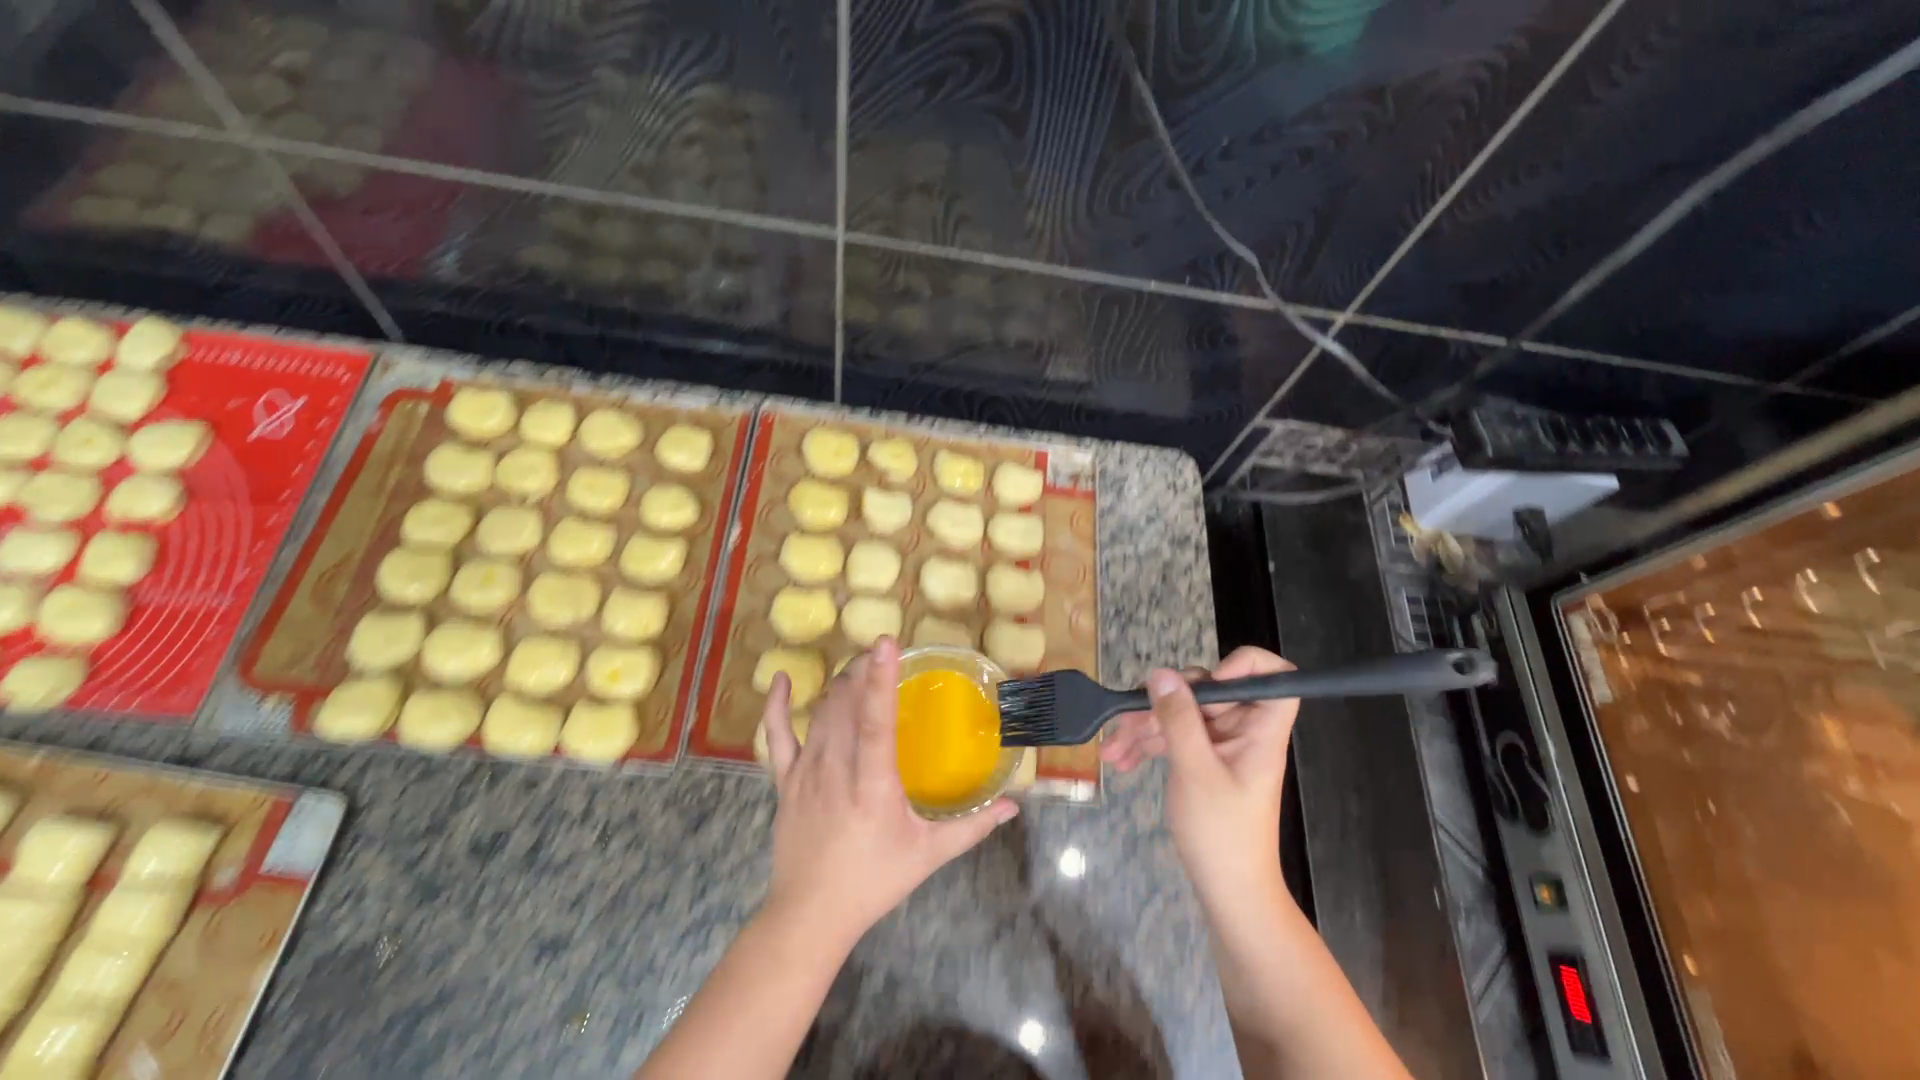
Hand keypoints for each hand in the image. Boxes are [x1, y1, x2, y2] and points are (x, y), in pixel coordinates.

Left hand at [759, 636, 1017, 946]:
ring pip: (820, 714)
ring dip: (840, 686)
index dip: (880, 680)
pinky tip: (781, 679)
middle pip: (845, 706)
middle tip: (882, 655)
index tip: (885, 644)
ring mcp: (805, 772)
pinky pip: (775, 736)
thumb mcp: (929, 855)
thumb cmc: (874, 882)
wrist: (810, 914)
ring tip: (859, 667)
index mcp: (872, 785)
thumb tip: (1012, 806)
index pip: (876, 722)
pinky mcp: (785, 781)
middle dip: (863, 673)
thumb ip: (972, 827)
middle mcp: (835, 769)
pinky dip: (775, 705)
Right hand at [1100, 647, 1299, 898]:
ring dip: (1146, 727)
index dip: (1242, 667)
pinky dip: (1150, 745)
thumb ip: (1178, 719)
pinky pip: (1176, 737)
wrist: (1228, 891)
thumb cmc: (1222, 833)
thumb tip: (1160, 674)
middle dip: (1165, 703)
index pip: (1274, 676)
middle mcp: (1245, 731)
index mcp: (1261, 730)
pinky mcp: (1205, 762)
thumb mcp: (1195, 771)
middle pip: (1210, 691)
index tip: (1207, 686)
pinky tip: (1123, 761)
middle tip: (1130, 722)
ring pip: (1184, 714)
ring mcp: (1223, 747)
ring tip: (1113, 750)